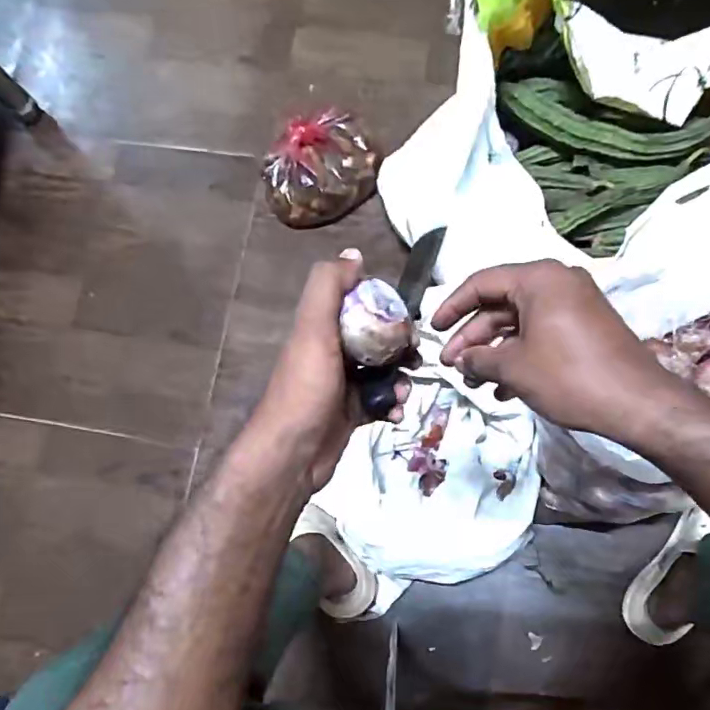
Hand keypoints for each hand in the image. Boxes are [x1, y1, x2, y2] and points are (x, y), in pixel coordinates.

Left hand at [248, 250, 409, 492]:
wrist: (293, 454)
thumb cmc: (305, 389)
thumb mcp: (313, 330)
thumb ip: (329, 289)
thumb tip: (353, 255)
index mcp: (320, 329)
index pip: (360, 306)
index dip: (386, 309)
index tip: (407, 321)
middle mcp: (331, 353)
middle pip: (376, 339)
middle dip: (401, 346)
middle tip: (416, 357)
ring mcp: (342, 386)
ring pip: (383, 372)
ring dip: (400, 379)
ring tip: (404, 390)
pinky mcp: (351, 414)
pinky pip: (381, 402)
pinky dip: (393, 405)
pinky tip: (395, 413)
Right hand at [431, 260, 680, 437]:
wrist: (635, 401)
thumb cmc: (568, 376)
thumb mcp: (514, 367)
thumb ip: (479, 358)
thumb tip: (463, 360)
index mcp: (539, 279)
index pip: (482, 283)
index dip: (452, 306)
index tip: (433, 329)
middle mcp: (558, 283)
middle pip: (500, 305)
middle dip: (472, 338)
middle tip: (452, 366)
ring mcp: (574, 306)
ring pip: (520, 324)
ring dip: (494, 353)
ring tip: (475, 382)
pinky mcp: (585, 329)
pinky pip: (541, 335)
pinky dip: (520, 357)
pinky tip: (504, 389)